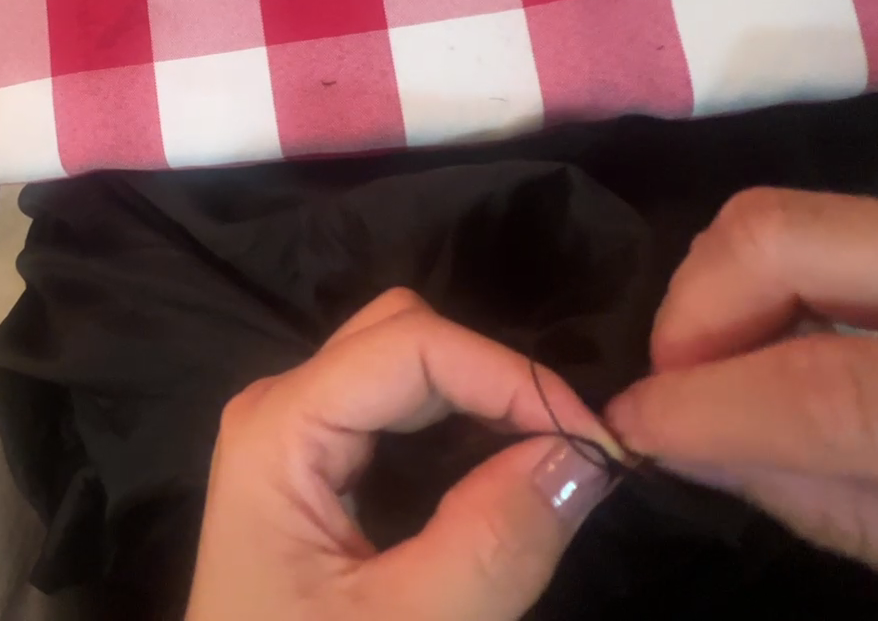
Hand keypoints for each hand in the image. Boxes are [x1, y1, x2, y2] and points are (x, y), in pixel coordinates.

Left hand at [186, 288, 618, 620]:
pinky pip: (389, 401)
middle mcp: (280, 402)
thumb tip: (582, 457)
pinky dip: (452, 414)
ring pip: (397, 358)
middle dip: (491, 374)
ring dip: (476, 390)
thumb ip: (489, 543)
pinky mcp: (311, 454)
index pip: (406, 343)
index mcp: (279, 424)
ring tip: (549, 454)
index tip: (598, 444)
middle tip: (575, 452)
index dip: (506, 374)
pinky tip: (494, 460)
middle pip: (397, 333)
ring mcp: (292, 424)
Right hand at [606, 190, 877, 620]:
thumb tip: (691, 450)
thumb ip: (875, 521)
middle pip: (793, 238)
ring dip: (724, 289)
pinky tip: (808, 337)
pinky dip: (778, 278)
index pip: (855, 394)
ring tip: (737, 364)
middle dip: (693, 307)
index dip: (714, 408)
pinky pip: (834, 218)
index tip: (629, 426)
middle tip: (676, 379)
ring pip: (799, 214)